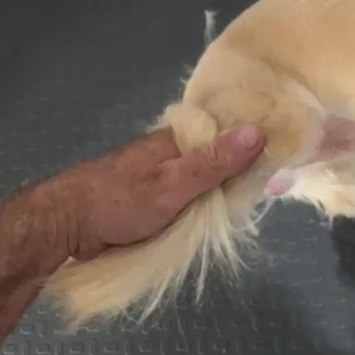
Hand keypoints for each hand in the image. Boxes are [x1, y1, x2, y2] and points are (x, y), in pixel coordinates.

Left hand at [32, 126, 263, 260]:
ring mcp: (165, 175)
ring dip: (231, 189)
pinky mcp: (156, 198)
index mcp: (179, 138)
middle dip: (248, 168)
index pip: (230, 133)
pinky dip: (210, 203)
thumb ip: (213, 162)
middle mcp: (175, 151)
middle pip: (222, 156)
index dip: (258, 145)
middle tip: (282, 186)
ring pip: (208, 178)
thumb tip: (258, 130)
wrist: (64, 225)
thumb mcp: (171, 184)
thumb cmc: (117, 200)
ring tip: (266, 197)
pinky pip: (192, 196)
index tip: (289, 160)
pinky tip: (228, 213)